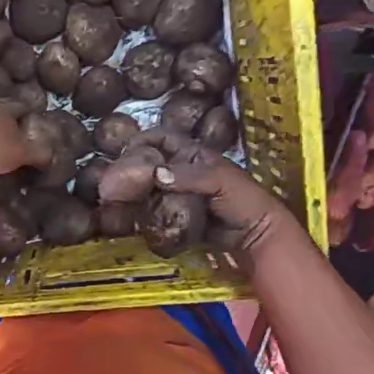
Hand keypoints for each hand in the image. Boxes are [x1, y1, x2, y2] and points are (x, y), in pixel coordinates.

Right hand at [136, 129, 295, 252]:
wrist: (256, 234)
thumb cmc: (243, 199)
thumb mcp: (219, 181)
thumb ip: (189, 177)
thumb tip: (156, 174)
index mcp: (193, 154)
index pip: (163, 138)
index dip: (145, 139)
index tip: (127, 150)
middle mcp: (182, 170)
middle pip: (152, 163)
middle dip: (136, 168)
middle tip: (118, 178)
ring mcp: (179, 192)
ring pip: (152, 187)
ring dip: (138, 191)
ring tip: (121, 197)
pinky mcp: (177, 213)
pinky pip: (156, 209)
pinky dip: (146, 211)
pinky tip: (134, 214)